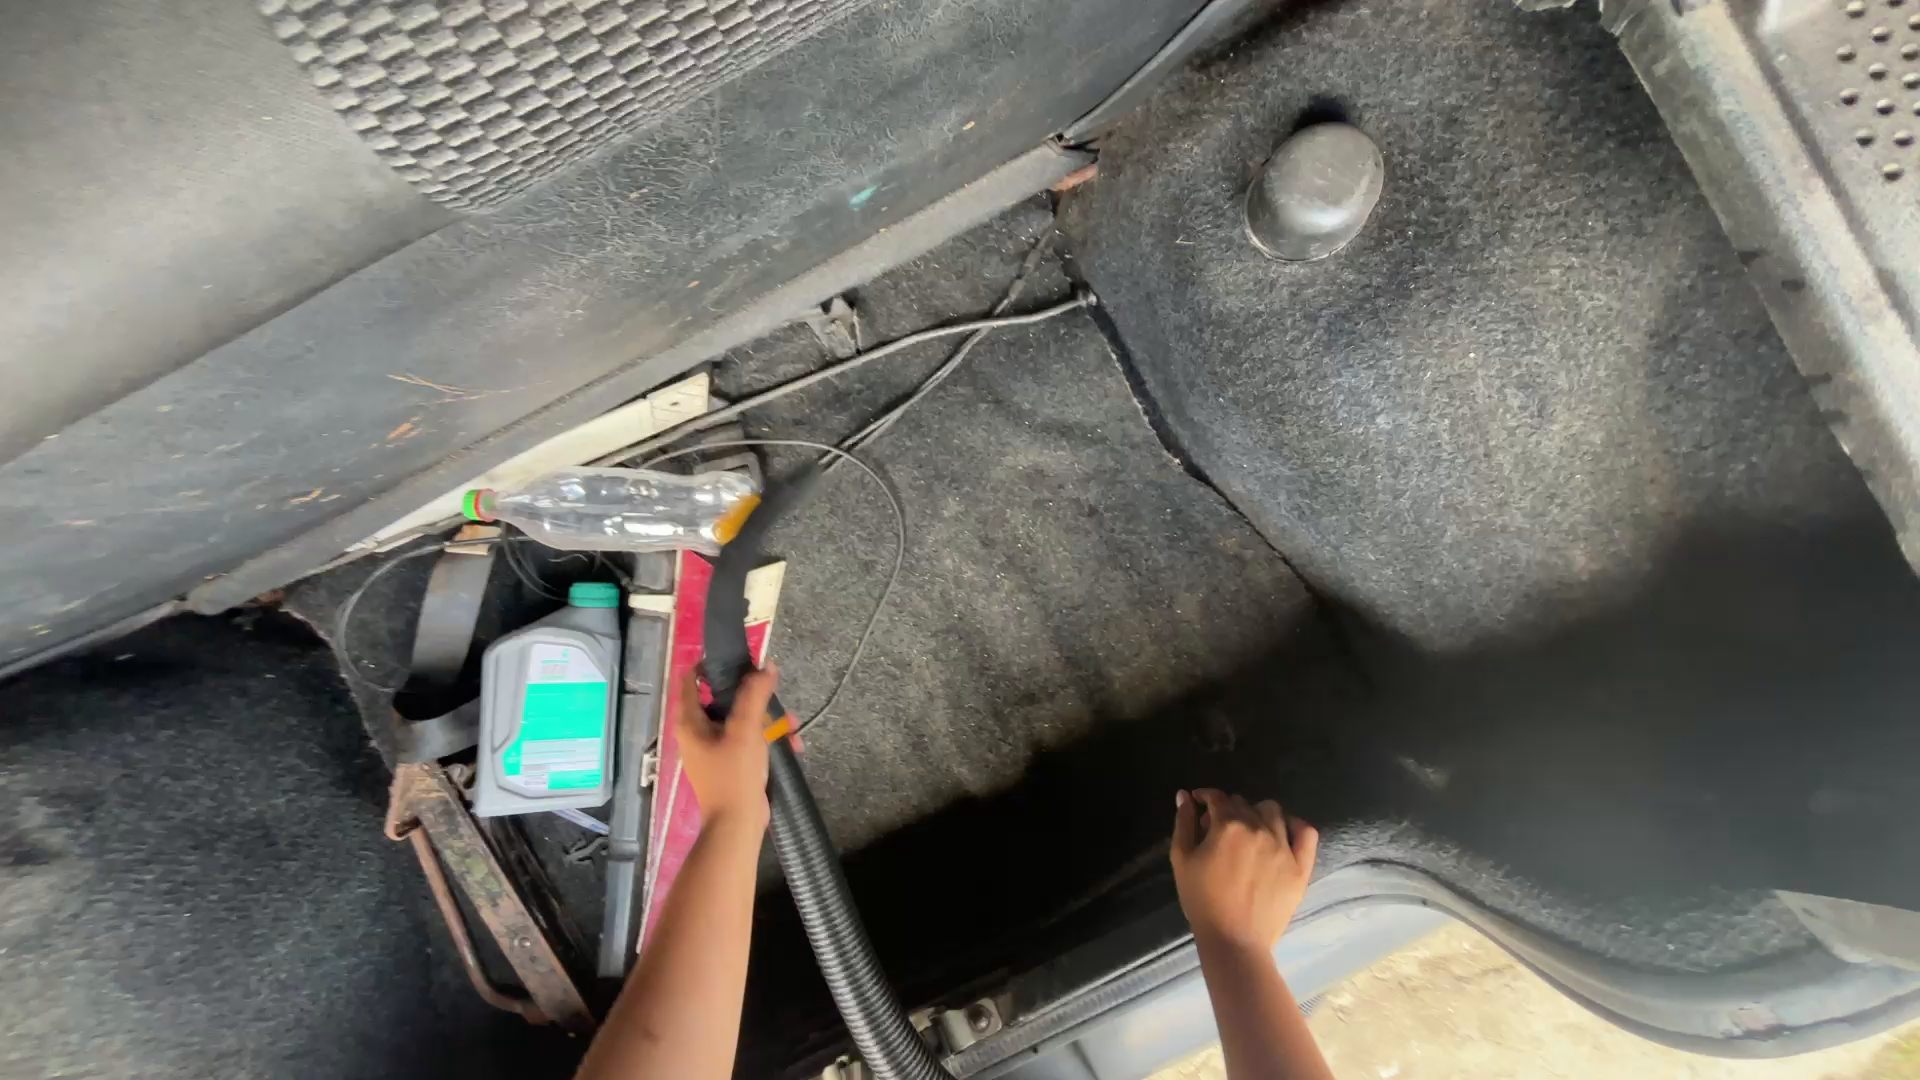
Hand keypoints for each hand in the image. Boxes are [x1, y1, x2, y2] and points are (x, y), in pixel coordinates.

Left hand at [674, 665, 777, 830]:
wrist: (737, 825)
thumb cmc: (734, 774)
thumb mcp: (746, 730)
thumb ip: (755, 695)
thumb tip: (767, 666)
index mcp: (691, 723)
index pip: (691, 681)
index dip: (710, 665)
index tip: (738, 658)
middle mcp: (699, 734)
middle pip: (724, 700)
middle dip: (755, 697)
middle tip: (774, 694)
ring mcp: (715, 750)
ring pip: (743, 721)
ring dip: (769, 720)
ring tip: (792, 726)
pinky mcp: (732, 765)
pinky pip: (751, 742)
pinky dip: (769, 740)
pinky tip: (791, 745)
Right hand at [1171, 788, 1319, 952]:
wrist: (1234, 940)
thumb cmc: (1201, 899)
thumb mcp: (1181, 858)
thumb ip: (1183, 822)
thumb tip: (1184, 795)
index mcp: (1227, 825)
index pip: (1217, 797)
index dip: (1205, 796)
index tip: (1199, 804)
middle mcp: (1258, 828)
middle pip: (1243, 803)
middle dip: (1227, 808)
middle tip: (1218, 828)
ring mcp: (1283, 847)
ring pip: (1272, 811)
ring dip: (1257, 813)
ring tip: (1249, 831)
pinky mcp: (1300, 867)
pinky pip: (1306, 833)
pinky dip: (1294, 826)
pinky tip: (1282, 833)